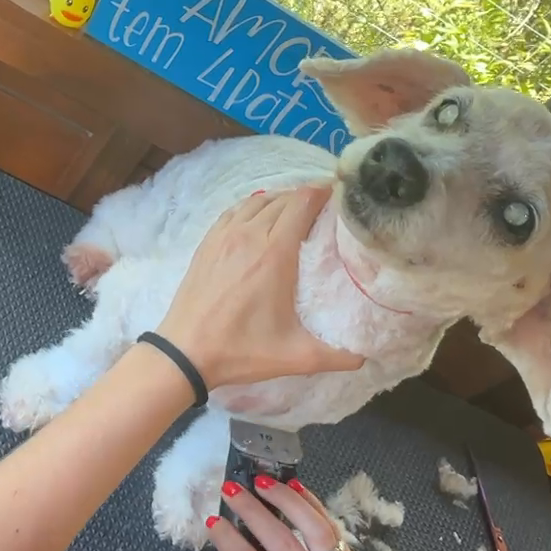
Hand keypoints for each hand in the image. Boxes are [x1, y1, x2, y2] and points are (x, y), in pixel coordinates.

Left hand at [155, 186, 363, 389]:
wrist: (185, 352)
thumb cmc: (241, 351)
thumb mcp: (296, 357)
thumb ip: (337, 357)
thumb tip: (366, 357)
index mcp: (274, 253)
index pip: (302, 203)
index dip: (323, 193)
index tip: (340, 197)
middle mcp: (248, 235)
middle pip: (283, 198)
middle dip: (305, 197)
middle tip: (324, 208)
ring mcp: (223, 236)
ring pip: (257, 201)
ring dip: (279, 200)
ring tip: (294, 211)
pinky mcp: (206, 243)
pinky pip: (233, 211)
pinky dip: (252, 207)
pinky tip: (258, 220)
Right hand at [206, 474, 383, 550]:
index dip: (230, 543)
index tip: (213, 521)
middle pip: (282, 542)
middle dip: (253, 511)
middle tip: (232, 491)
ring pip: (314, 528)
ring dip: (286, 499)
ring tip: (263, 482)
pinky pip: (333, 531)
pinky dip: (313, 506)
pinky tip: (297, 488)